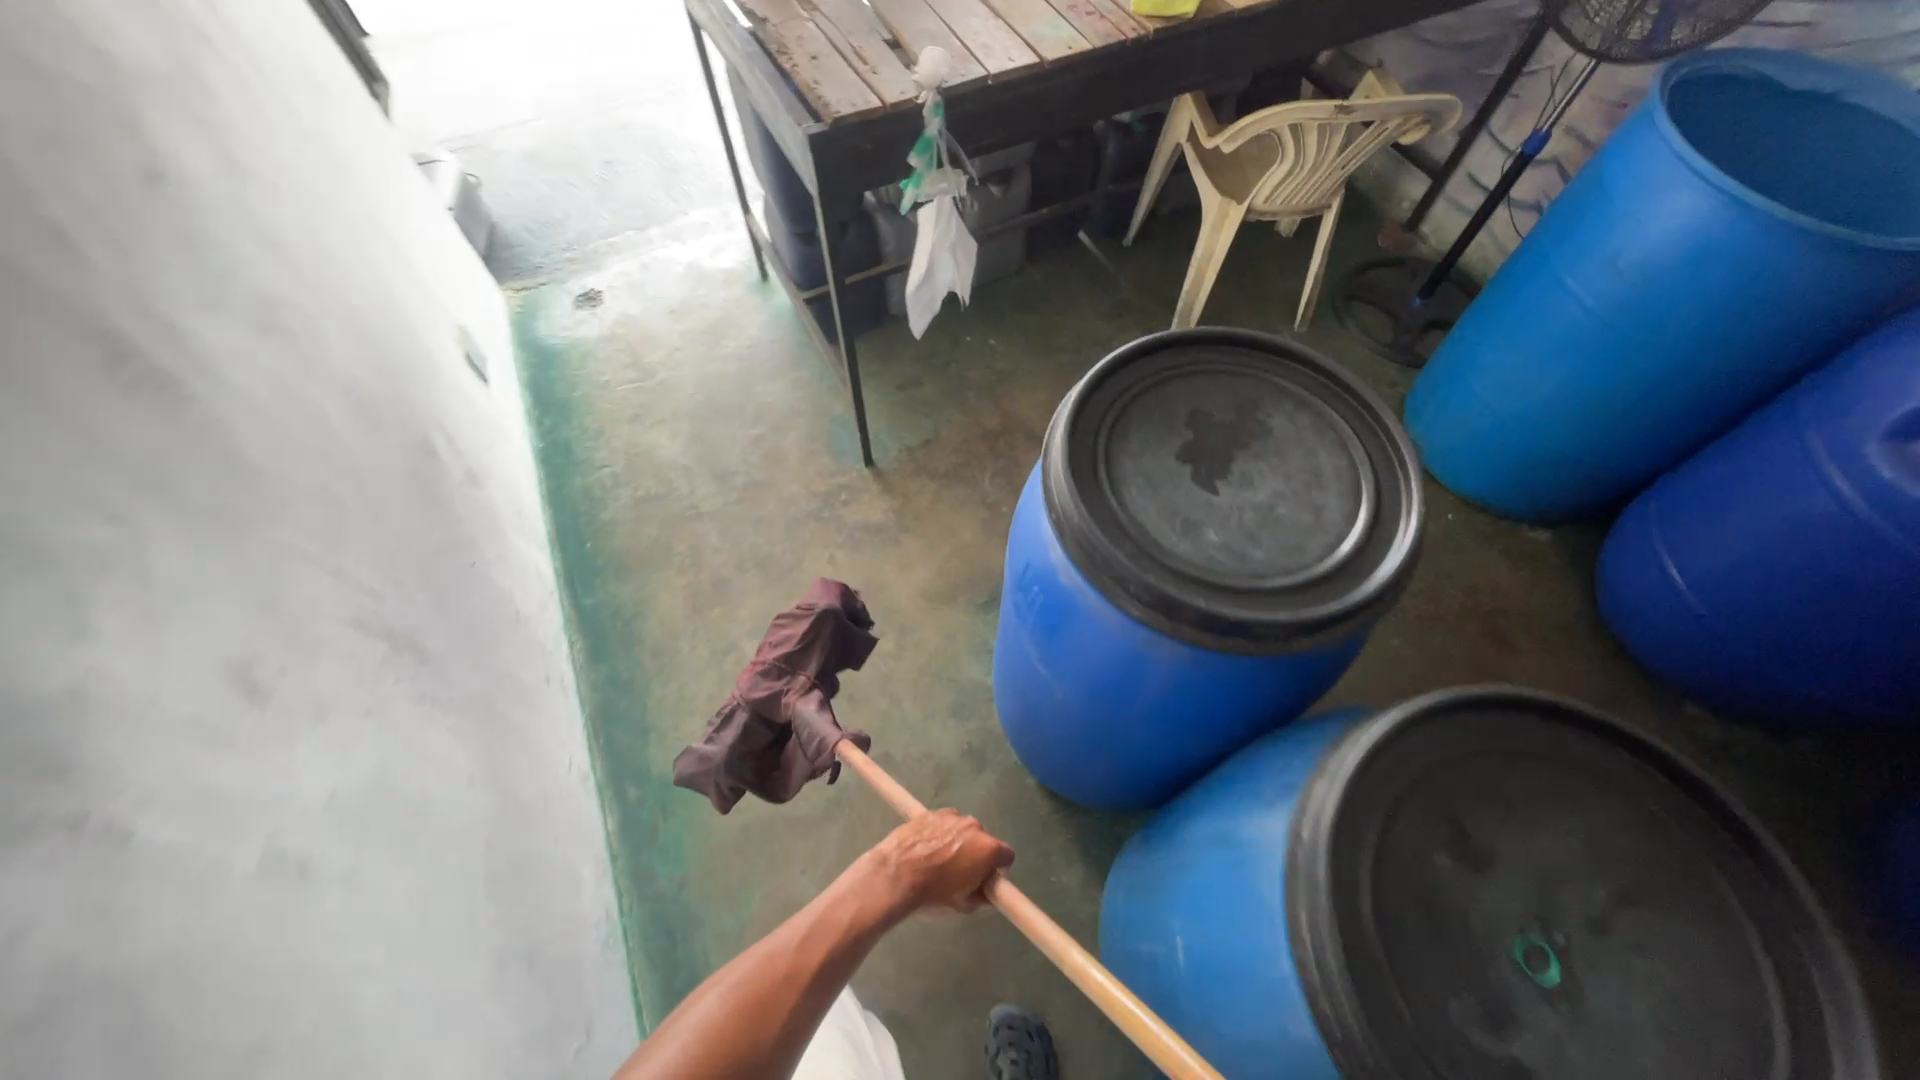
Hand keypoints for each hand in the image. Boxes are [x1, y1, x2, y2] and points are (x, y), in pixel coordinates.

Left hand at [861, 809, 1014, 914]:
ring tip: (939, 860)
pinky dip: (940, 833)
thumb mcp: (964, 905)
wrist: (895, 875)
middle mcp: (974, 826)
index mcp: (988, 848)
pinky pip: (943, 823)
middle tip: (960, 873)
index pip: (1006, 856)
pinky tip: (926, 848)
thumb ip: (982, 896)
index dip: (998, 869)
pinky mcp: (931, 812)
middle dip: (976, 854)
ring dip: (958, 842)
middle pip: (984, 840)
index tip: (985, 880)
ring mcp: (952, 816)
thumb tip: (985, 893)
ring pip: (962, 830)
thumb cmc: (933, 893)